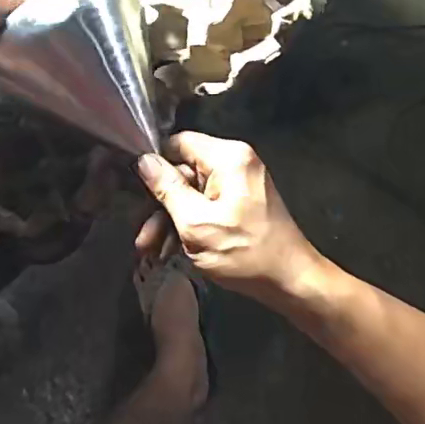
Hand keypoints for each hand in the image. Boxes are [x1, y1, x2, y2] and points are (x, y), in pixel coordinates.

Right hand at [135, 133, 325, 302]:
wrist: (289, 280)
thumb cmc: (245, 252)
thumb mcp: (196, 223)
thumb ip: (167, 189)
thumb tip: (143, 160)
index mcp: (228, 157)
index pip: (179, 143)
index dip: (155, 165)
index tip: (135, 191)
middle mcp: (235, 162)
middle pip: (183, 171)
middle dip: (160, 204)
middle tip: (142, 237)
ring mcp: (239, 182)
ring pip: (192, 192)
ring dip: (170, 220)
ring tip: (151, 250)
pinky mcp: (241, 201)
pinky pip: (207, 204)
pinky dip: (190, 224)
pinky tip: (170, 250)